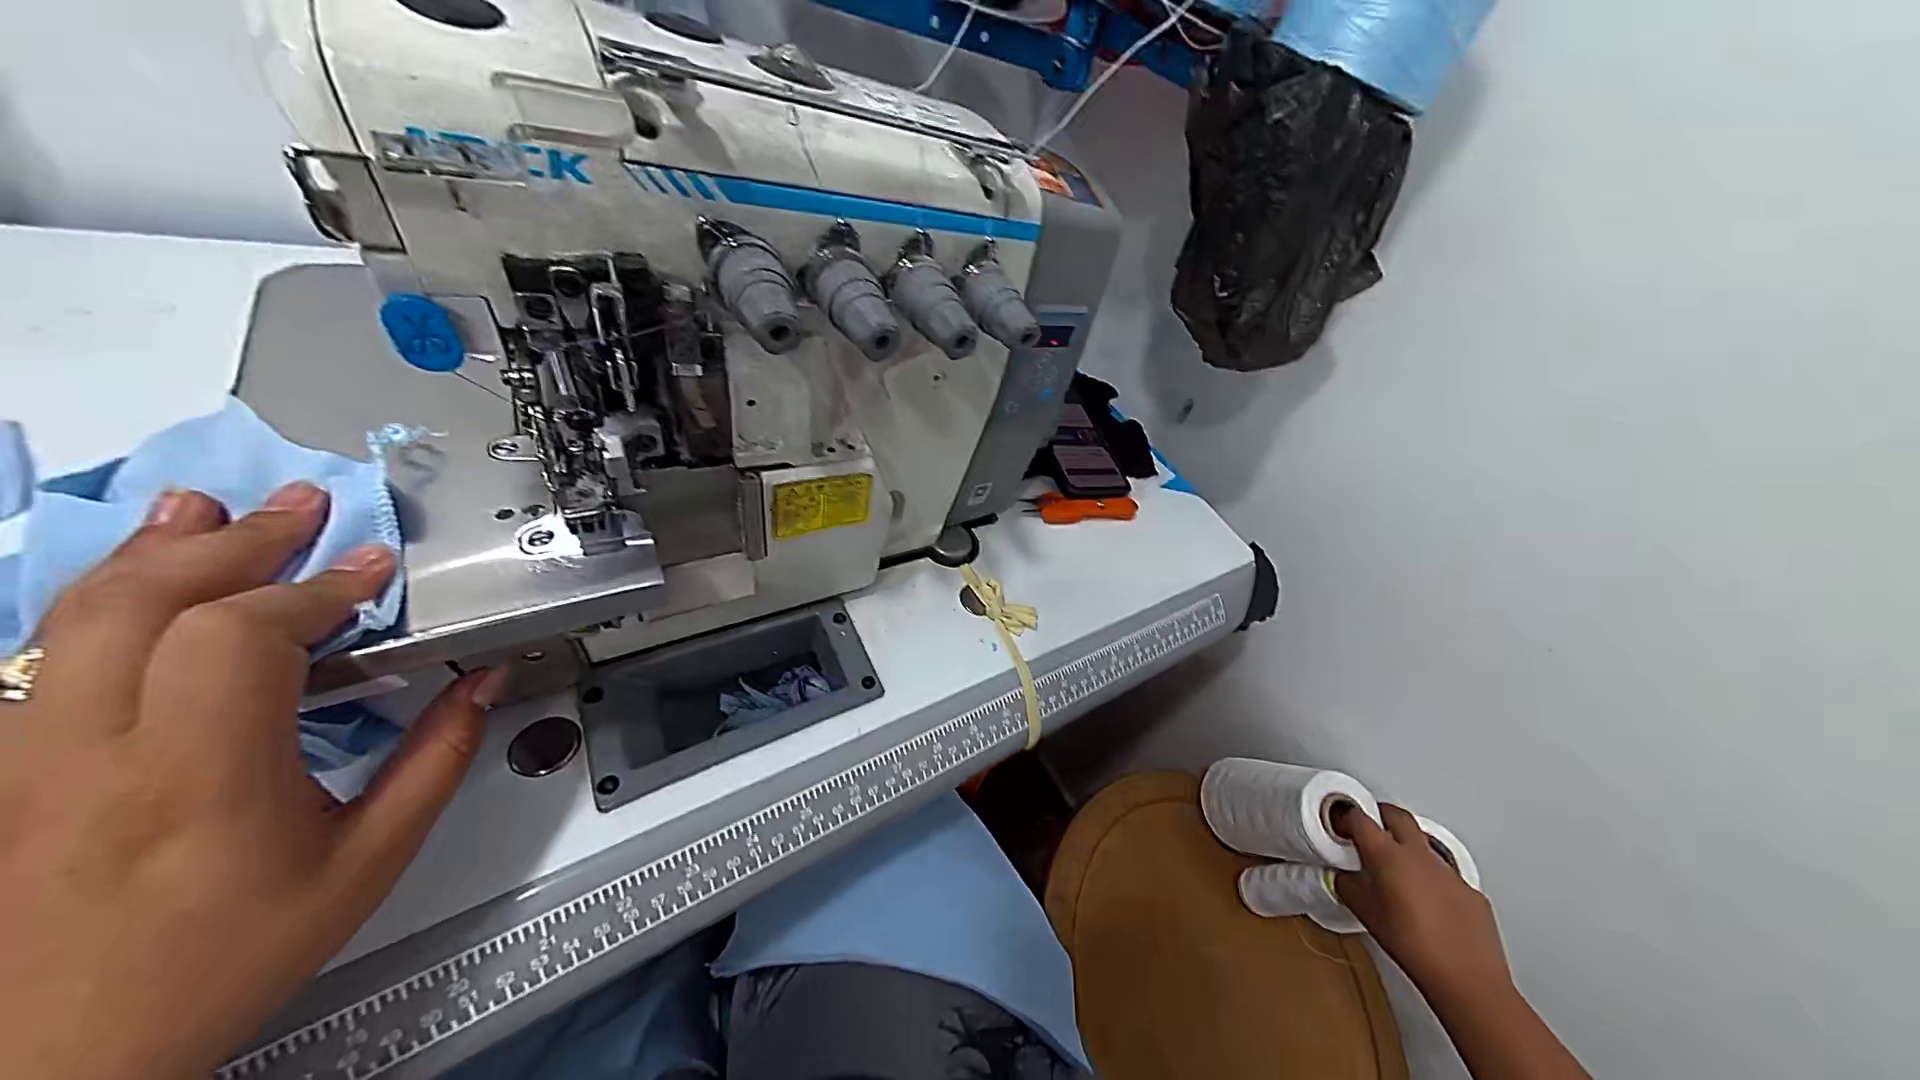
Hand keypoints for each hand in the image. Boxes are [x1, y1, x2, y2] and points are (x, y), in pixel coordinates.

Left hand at [0, 483, 507, 1079]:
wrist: (58, 1057)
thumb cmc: (234, 954)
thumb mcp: (369, 859)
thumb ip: (438, 758)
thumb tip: (483, 680)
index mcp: (198, 779)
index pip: (240, 637)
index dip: (316, 588)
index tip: (371, 567)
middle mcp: (86, 758)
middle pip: (144, 604)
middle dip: (238, 543)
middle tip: (304, 505)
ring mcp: (17, 761)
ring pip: (69, 619)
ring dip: (153, 551)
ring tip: (213, 508)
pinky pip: (38, 657)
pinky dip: (96, 598)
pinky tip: (136, 570)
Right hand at [1332, 803, 1509, 998]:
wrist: (1467, 980)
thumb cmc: (1412, 945)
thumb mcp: (1365, 913)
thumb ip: (1348, 886)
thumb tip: (1344, 877)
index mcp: (1388, 854)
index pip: (1360, 819)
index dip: (1345, 818)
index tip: (1340, 826)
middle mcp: (1420, 855)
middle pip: (1397, 815)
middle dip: (1379, 814)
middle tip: (1367, 826)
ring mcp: (1450, 872)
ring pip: (1423, 843)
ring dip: (1407, 846)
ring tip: (1395, 868)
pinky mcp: (1471, 892)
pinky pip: (1447, 873)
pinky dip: (1431, 877)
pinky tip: (1427, 901)